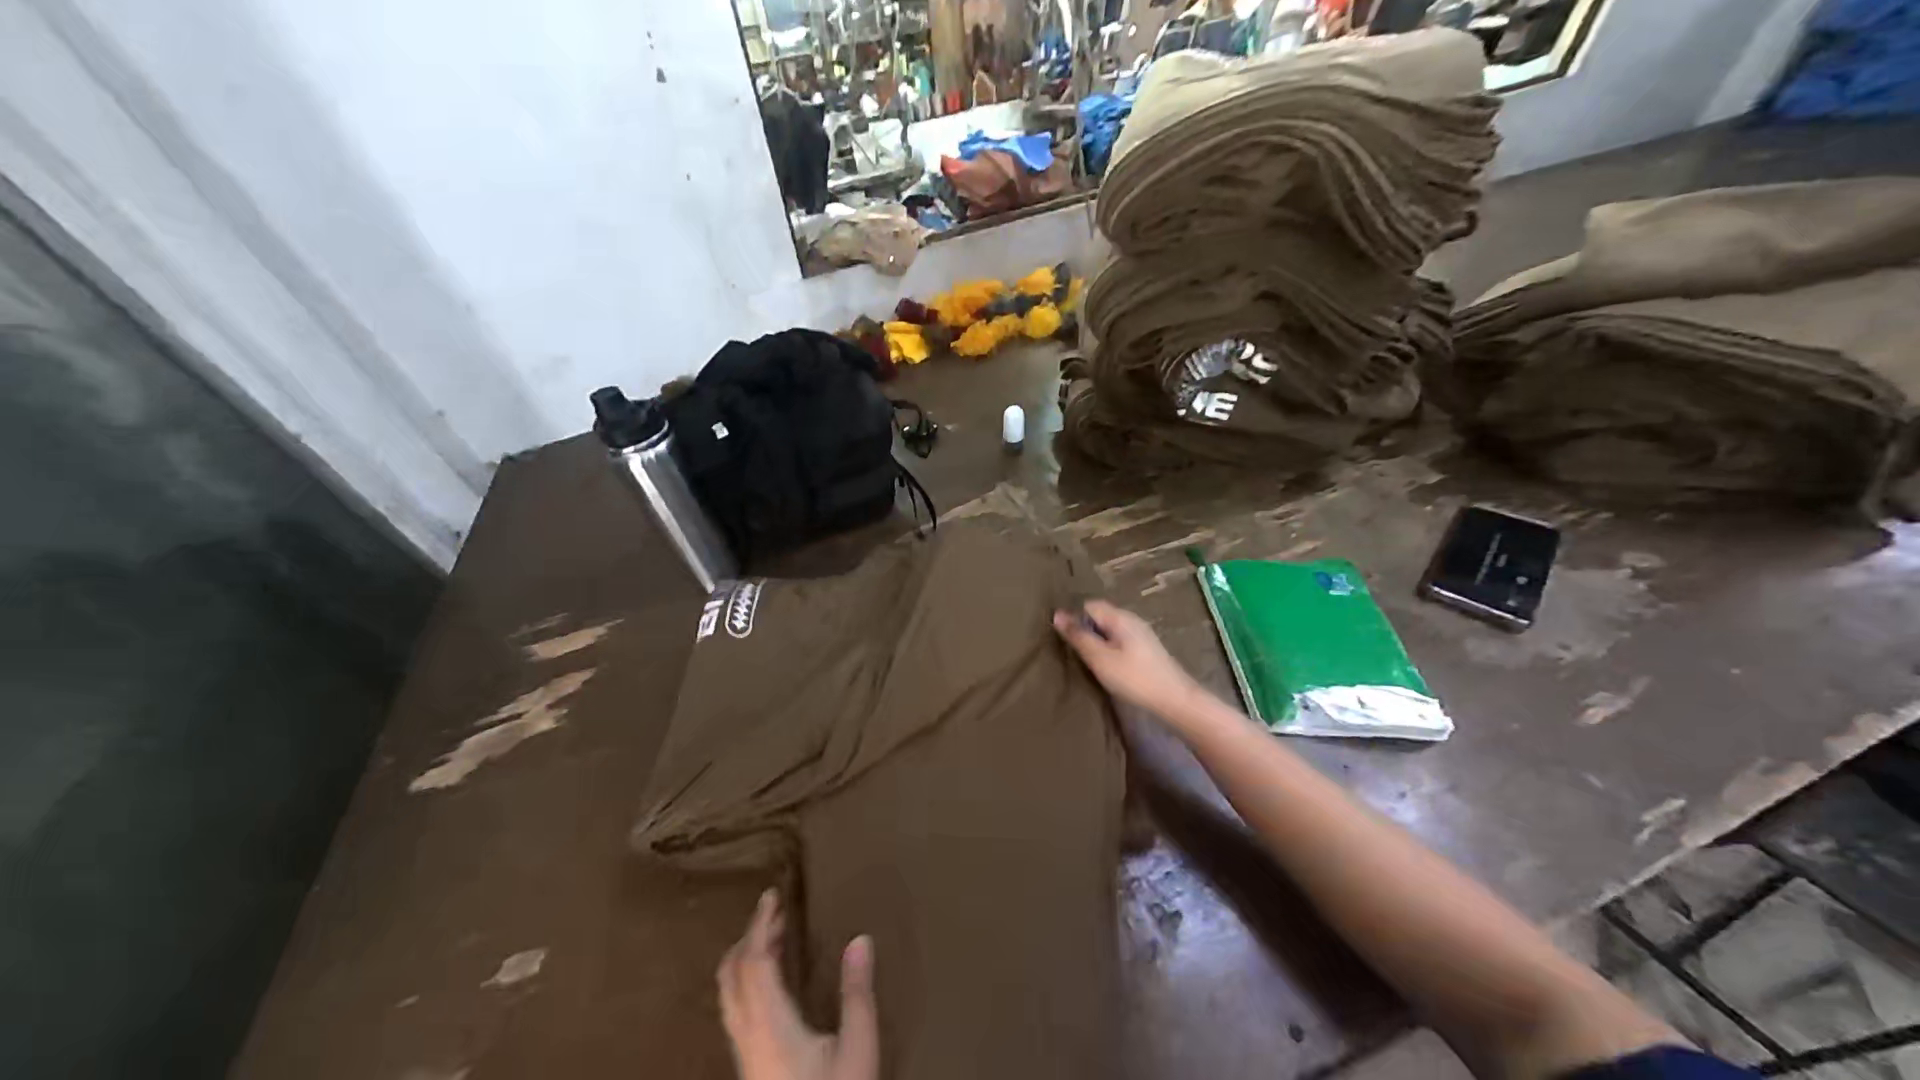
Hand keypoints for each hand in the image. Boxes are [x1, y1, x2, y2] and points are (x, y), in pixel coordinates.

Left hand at [717, 890, 878, 1079]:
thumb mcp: (858, 1048)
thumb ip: (857, 992)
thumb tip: (860, 939)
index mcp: (771, 1025)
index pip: (753, 961)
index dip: (760, 924)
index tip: (771, 895)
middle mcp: (748, 1035)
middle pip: (732, 974)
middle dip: (749, 936)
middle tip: (775, 911)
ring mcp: (744, 1054)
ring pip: (728, 994)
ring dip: (744, 957)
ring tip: (772, 938)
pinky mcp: (748, 1067)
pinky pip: (735, 1009)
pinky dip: (746, 979)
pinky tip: (771, 984)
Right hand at [1053, 600, 1204, 720]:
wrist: (1175, 700)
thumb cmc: (1134, 678)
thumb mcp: (1100, 658)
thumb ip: (1078, 636)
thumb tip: (1057, 614)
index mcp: (1120, 617)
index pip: (1089, 605)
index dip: (1074, 617)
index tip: (1064, 638)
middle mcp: (1132, 620)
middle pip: (1100, 617)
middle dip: (1085, 630)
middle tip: (1073, 652)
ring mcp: (1141, 635)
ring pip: (1110, 631)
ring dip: (1097, 642)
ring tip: (1087, 661)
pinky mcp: (1146, 651)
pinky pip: (1119, 642)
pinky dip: (1109, 651)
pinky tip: (1107, 668)